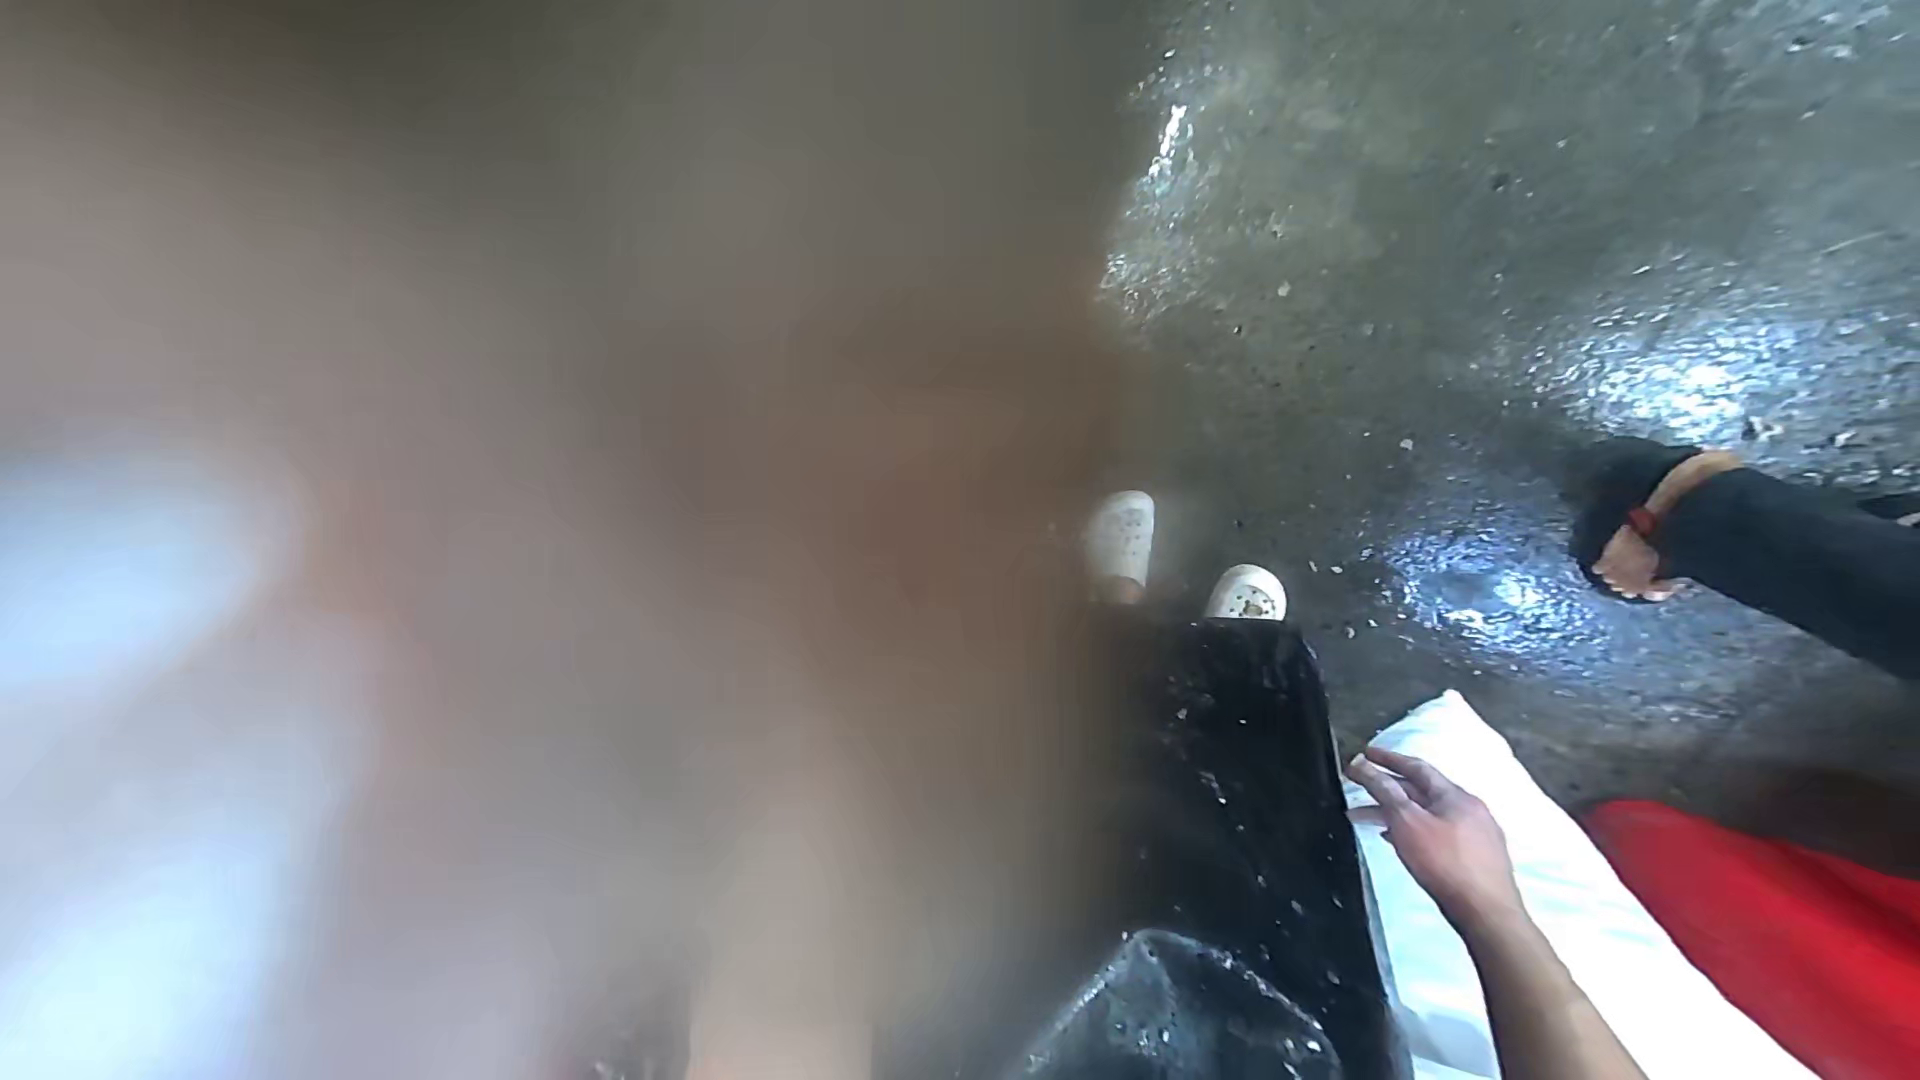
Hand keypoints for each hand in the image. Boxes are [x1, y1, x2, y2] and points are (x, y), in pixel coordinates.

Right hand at [1346, 747, 1524, 930]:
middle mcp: (1470, 810)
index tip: (1364, 752)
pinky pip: (1436, 831)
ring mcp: (1477, 835)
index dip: (1387, 758)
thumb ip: (1383, 789)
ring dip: (1394, 811)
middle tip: (1357, 785)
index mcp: (1457, 797)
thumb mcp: (1405, 820)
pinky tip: (1394, 838)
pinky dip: (1411, 828)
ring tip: (1364, 817)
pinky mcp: (1476, 857)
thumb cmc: (1444, 862)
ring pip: (1426, 813)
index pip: (1417, 767)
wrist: (1487, 916)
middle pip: (1420, 790)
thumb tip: (1361, 763)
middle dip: (1385, 788)